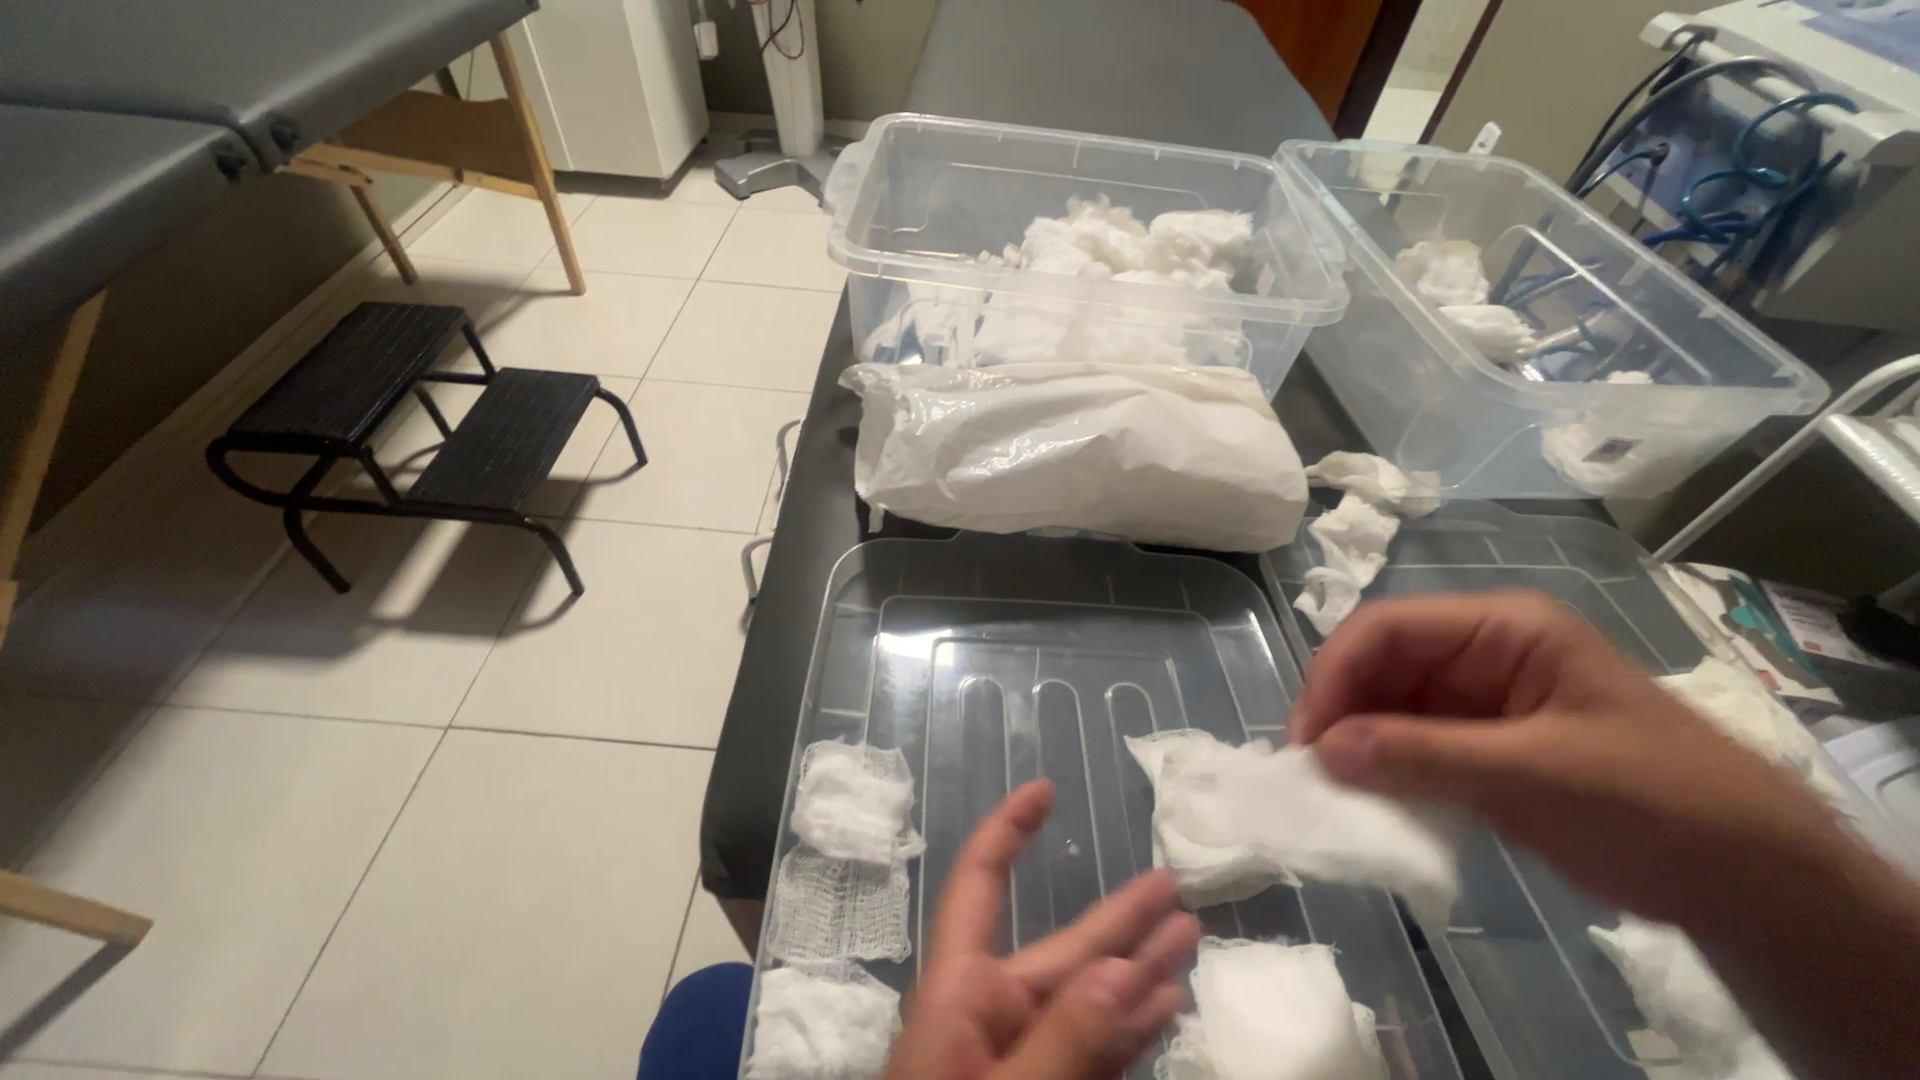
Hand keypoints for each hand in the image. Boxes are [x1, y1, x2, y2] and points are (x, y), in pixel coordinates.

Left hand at [886, 779, 1200, 1079]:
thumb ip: (1064, 1039)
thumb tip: (1122, 973)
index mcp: (961, 993)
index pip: (980, 886)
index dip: (1008, 831)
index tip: (1044, 790)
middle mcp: (989, 1015)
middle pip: (1063, 949)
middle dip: (1118, 916)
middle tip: (1174, 883)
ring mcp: (1019, 1061)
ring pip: (1089, 1002)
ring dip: (1138, 970)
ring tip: (1187, 933)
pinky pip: (1094, 1054)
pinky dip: (1131, 1031)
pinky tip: (1166, 1005)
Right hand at [1289, 591, 1850, 925]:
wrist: (1755, 884)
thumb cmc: (1659, 804)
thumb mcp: (1538, 775)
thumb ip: (1424, 756)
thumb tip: (1321, 750)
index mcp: (1505, 629)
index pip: (1389, 627)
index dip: (1336, 673)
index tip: (1307, 738)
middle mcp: (1482, 653)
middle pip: (1380, 663)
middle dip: (1339, 711)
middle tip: (1310, 771)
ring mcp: (1479, 702)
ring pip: (1386, 706)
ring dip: (1354, 743)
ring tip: (1329, 790)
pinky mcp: (1479, 748)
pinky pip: (1408, 747)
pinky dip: (1381, 771)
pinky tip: (1366, 801)